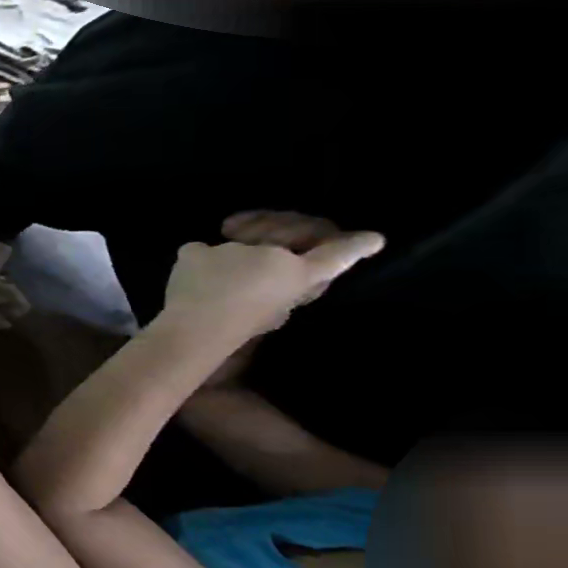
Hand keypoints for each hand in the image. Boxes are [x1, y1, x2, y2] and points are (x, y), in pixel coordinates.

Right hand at [162, 212, 384, 344]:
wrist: (192, 335)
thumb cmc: (210, 286)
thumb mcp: (203, 252)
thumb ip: (217, 249)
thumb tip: (213, 255)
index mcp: (296, 269)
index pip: (337, 253)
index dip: (356, 244)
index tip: (375, 239)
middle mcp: (294, 291)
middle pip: (308, 263)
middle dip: (283, 241)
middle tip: (241, 232)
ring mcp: (275, 312)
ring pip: (281, 280)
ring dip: (257, 262)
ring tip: (217, 256)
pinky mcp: (251, 327)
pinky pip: (257, 297)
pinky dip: (240, 283)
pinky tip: (210, 280)